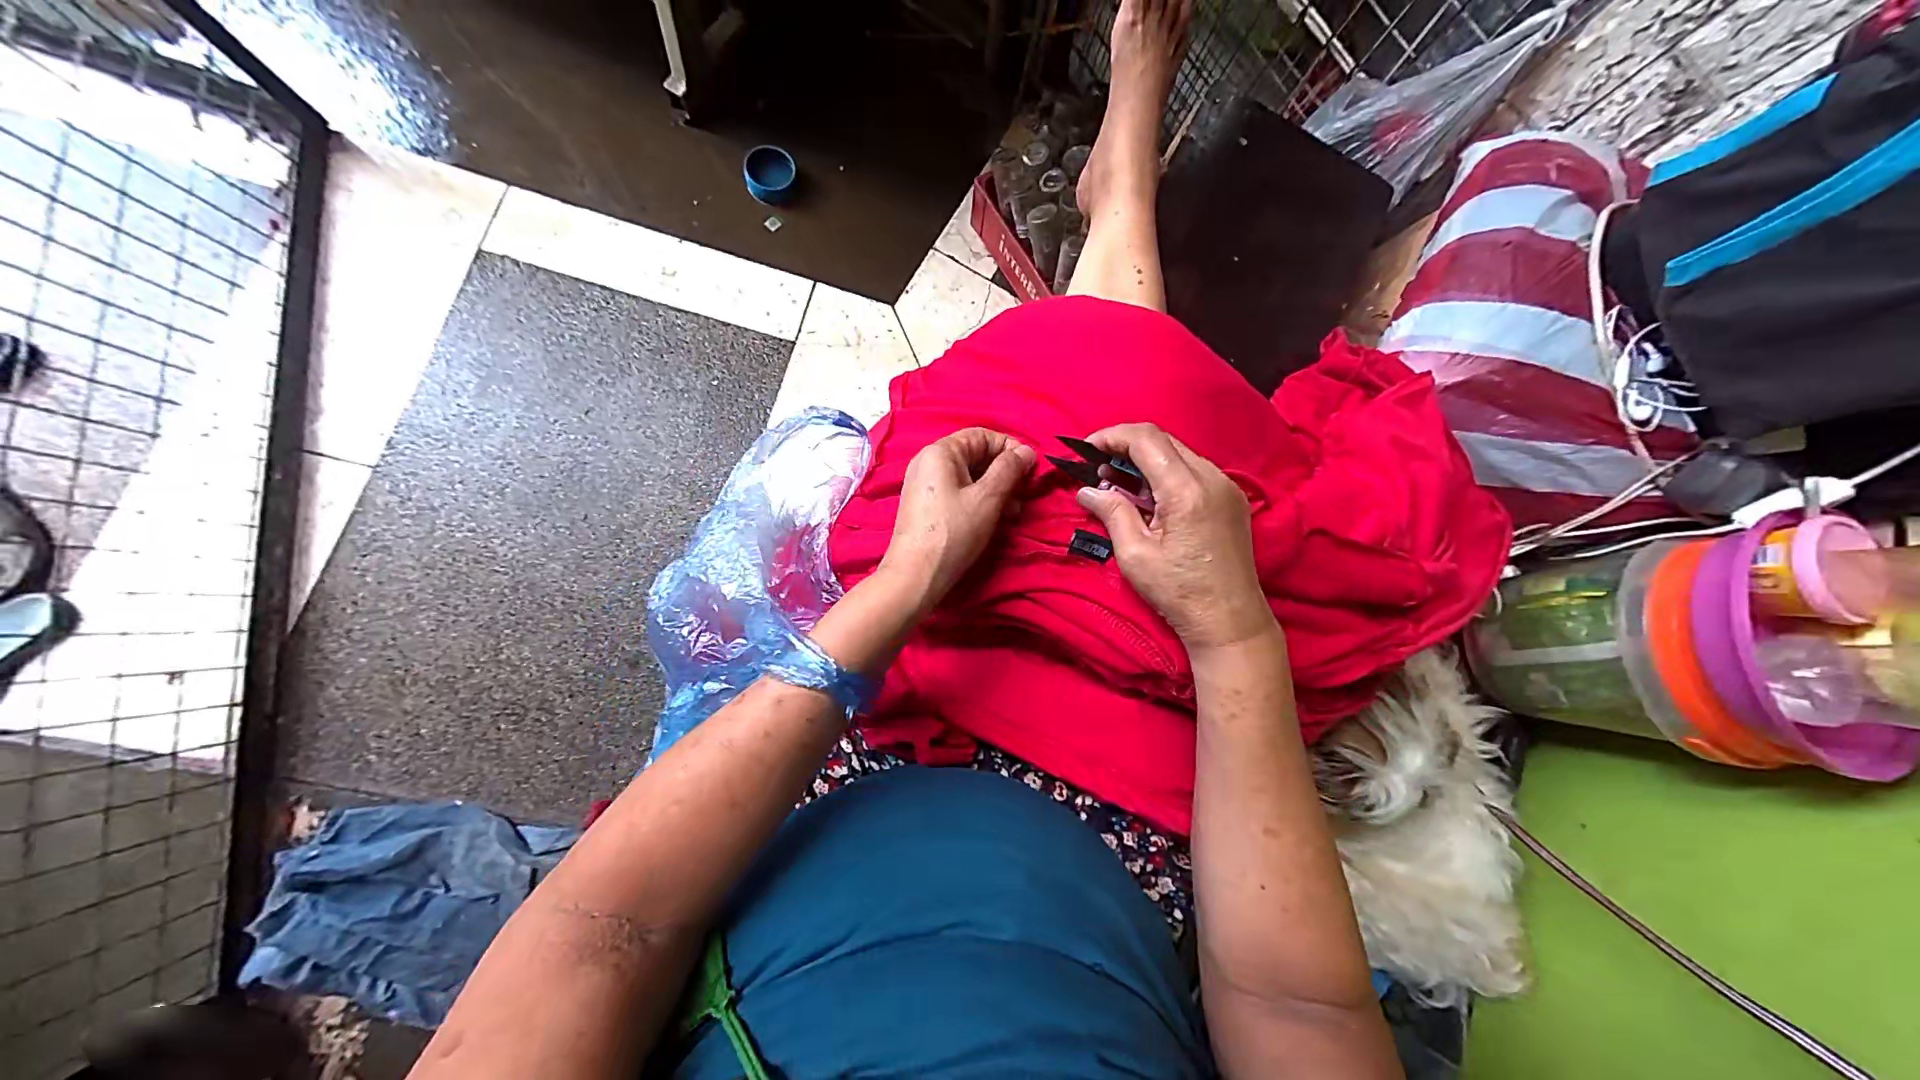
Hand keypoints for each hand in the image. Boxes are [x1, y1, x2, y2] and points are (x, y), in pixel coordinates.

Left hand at [878, 427, 1034, 612]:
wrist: (915, 575)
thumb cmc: (954, 533)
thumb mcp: (988, 499)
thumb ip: (1009, 470)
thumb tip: (1027, 451)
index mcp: (940, 452)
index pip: (983, 435)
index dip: (1010, 449)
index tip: (1030, 471)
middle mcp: (928, 461)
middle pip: (976, 455)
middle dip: (1004, 473)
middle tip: (1022, 497)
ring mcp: (925, 484)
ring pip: (969, 476)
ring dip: (995, 489)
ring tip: (1012, 513)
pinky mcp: (926, 505)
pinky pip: (958, 491)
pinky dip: (979, 500)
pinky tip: (994, 519)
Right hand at [1075, 423, 1278, 651]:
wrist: (1231, 621)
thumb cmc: (1180, 593)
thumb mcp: (1135, 555)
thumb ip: (1112, 513)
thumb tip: (1086, 491)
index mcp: (1186, 490)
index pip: (1146, 438)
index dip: (1111, 435)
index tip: (1086, 449)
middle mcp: (1212, 478)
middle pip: (1163, 440)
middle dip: (1125, 446)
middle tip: (1097, 469)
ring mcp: (1227, 487)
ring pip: (1179, 453)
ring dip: (1146, 461)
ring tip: (1119, 486)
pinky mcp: (1232, 499)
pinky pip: (1194, 470)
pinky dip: (1166, 473)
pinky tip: (1149, 499)